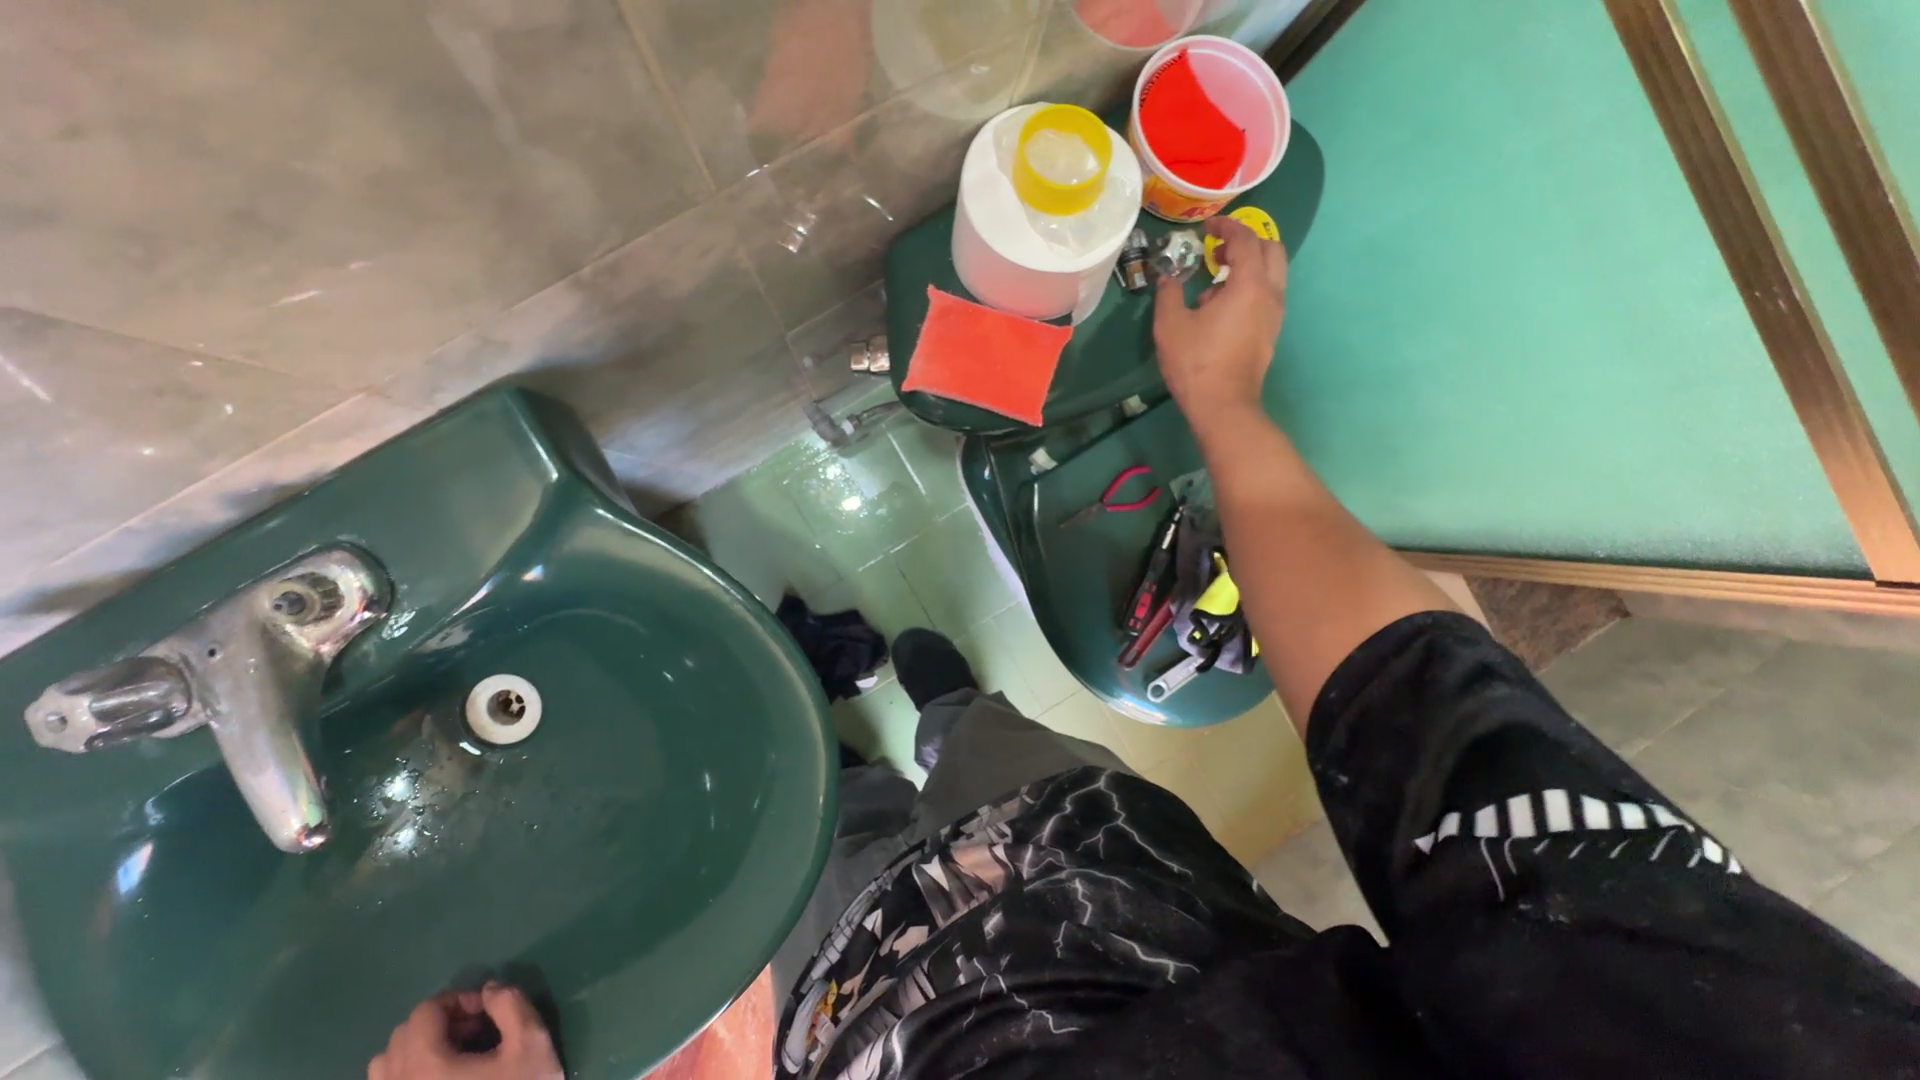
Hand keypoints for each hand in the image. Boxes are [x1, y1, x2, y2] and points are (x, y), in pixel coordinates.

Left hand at [368, 983, 562, 1079]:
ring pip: (386, 1066)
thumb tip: (489, 989)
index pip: (425, 1012)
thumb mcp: (531, 1045)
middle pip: (402, 1035)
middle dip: (441, 1023)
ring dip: (418, 1049)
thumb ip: (511, 1005)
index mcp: (425, 1065)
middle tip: (478, 1033)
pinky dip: (408, 1076)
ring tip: (456, 1059)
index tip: (490, 1013)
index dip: (460, 1000)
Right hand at [1152, 215, 1288, 418]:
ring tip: (1215, 281)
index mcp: (1248, 284)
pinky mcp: (1271, 332)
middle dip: (1246, 241)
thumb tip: (1170, 278)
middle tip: (1219, 248)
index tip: (1207, 227)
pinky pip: (1266, 295)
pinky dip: (1249, 288)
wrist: (1223, 405)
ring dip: (1248, 266)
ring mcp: (1275, 314)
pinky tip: (1221, 307)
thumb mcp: (1170, 325)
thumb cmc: (1196, 362)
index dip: (1226, 227)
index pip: (1245, 239)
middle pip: (1271, 250)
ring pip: (1272, 274)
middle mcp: (1270, 293)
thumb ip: (1170, 293)